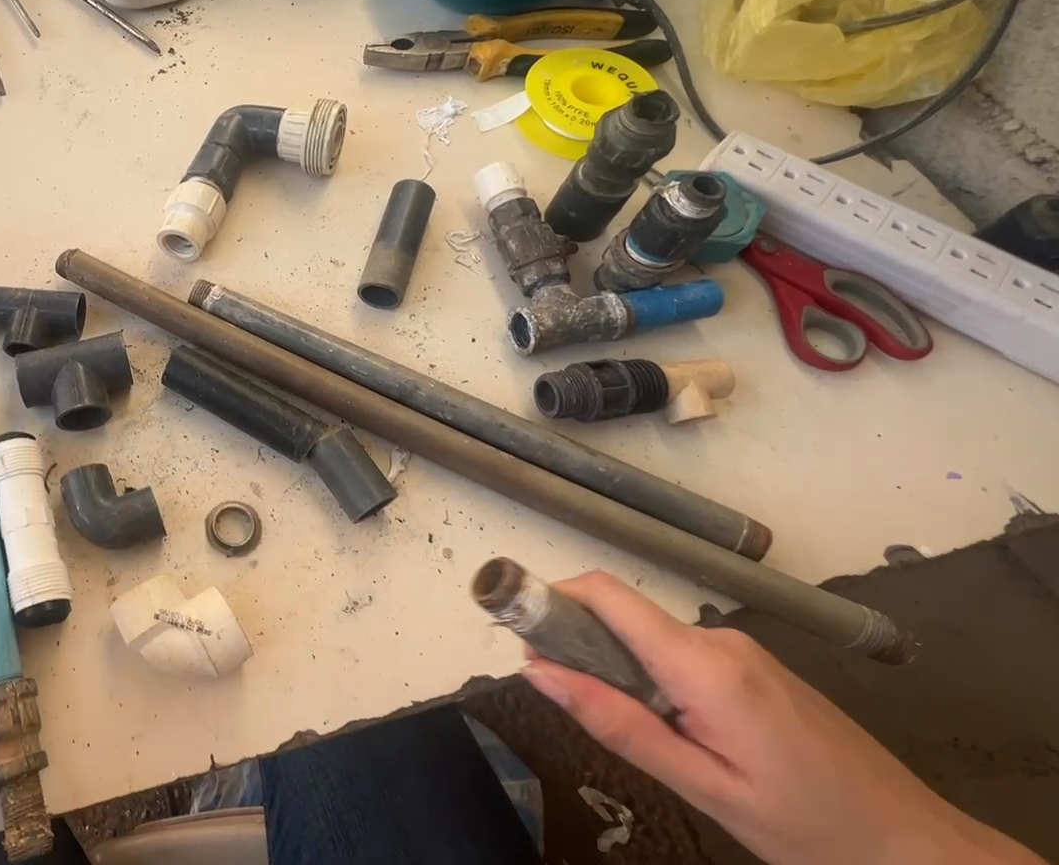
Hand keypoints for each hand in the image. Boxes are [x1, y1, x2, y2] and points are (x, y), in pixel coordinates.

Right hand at [521, 572, 1041, 864]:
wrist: (918, 848)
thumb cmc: (809, 826)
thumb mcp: (703, 786)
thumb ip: (617, 723)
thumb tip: (538, 671)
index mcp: (704, 666)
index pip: (608, 595)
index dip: (551, 594)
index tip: (515, 622)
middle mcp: (718, 641)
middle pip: (619, 612)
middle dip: (573, 636)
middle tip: (556, 685)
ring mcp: (737, 649)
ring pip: (644, 633)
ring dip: (609, 658)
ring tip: (614, 716)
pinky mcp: (748, 663)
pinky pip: (672, 648)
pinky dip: (643, 668)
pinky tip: (661, 719)